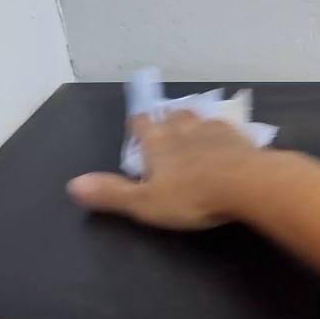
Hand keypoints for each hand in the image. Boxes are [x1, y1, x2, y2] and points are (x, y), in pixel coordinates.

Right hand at [66, 111, 275, 229]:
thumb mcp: (145, 203)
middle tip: (164, 127)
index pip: (141, 124)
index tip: (135, 125)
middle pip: (170, 115)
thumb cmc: (192, 196)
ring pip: (197, 116)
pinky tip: (224, 140)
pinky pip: (225, 128)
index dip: (136, 124)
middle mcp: (182, 129)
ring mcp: (213, 130)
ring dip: (191, 120)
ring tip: (190, 127)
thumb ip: (111, 194)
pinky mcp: (239, 137)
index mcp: (157, 143)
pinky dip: (219, 131)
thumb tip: (71, 185)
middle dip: (165, 119)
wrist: (248, 184)